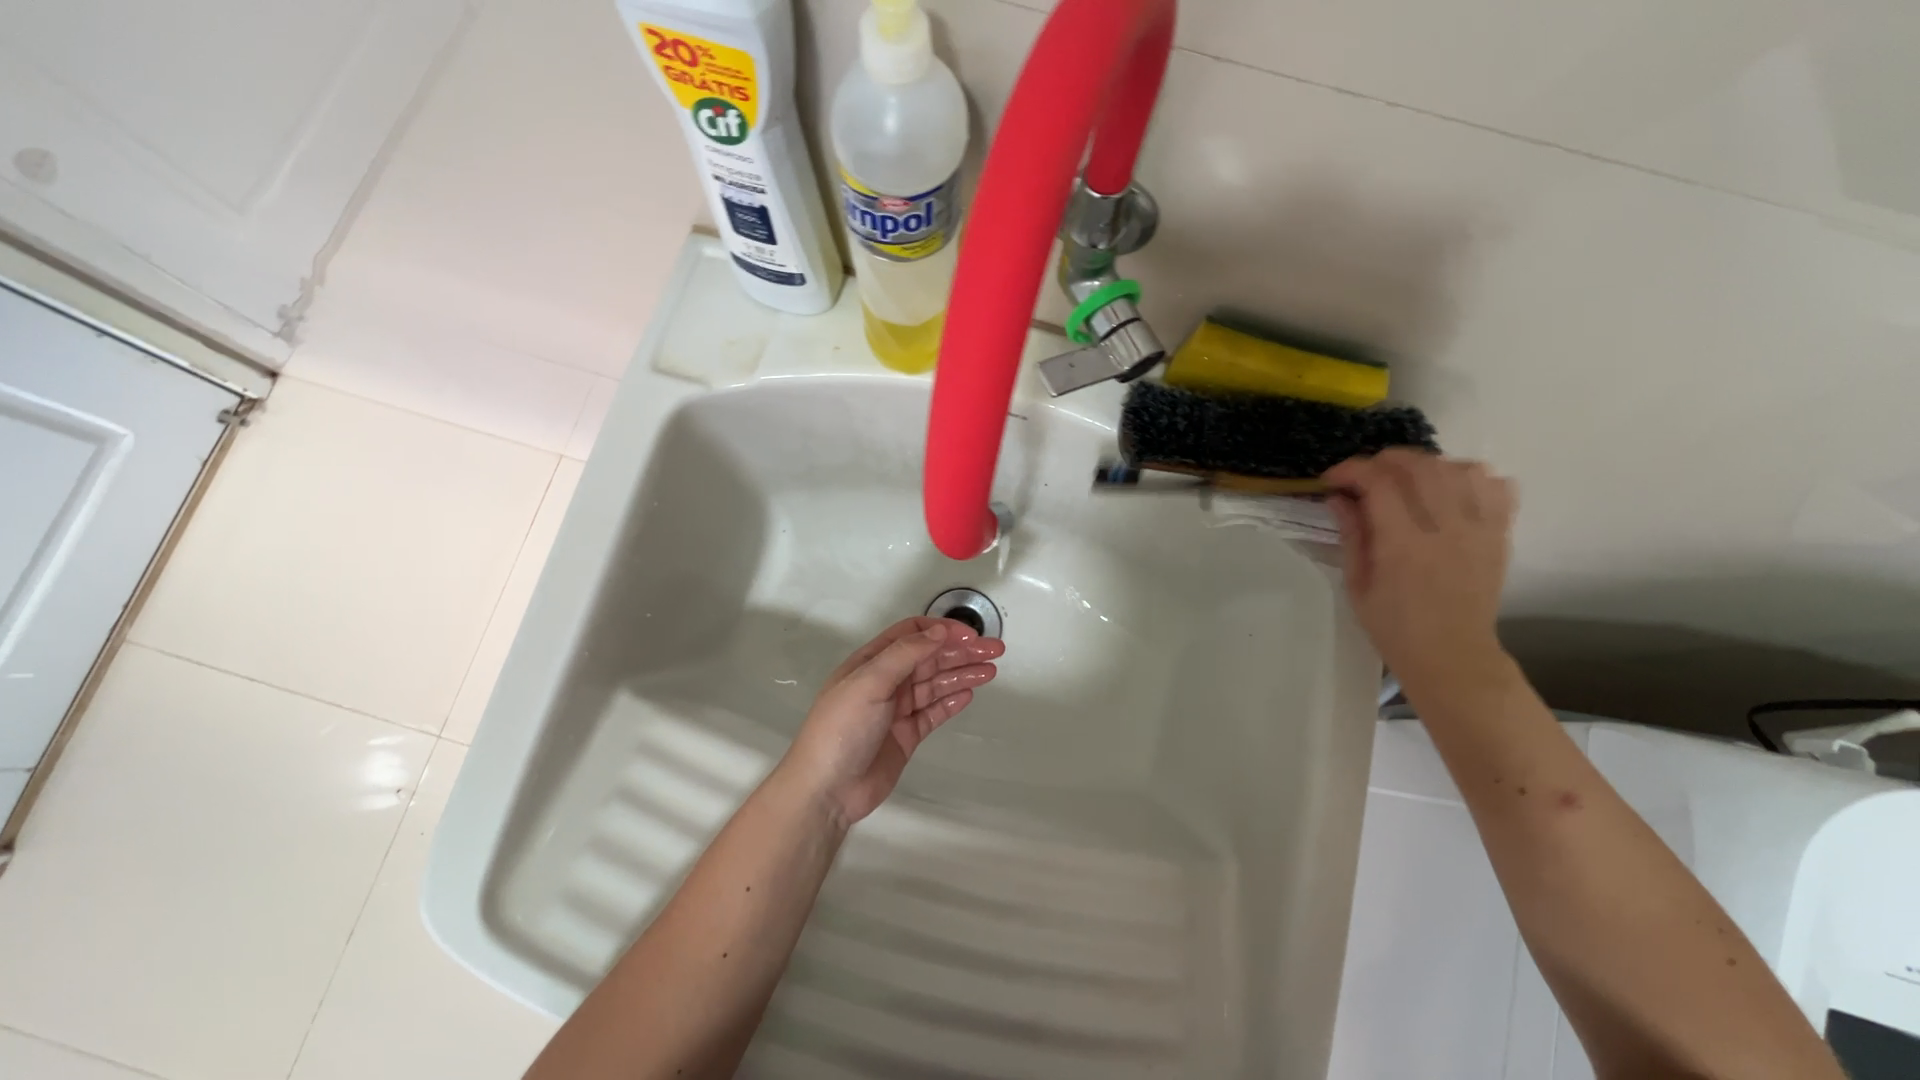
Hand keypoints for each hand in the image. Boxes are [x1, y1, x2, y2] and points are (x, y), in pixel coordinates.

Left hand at [777, 617, 1003, 827]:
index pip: (912, 635)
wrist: (827, 789)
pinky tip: (969, 694)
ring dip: (962, 674)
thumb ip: (905, 655)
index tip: (970, 635)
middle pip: (930, 658)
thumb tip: (938, 632)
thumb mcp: (869, 683)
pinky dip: (951, 702)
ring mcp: (896, 710)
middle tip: (994, 650)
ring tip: (990, 670)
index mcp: (871, 663)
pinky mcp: (906, 736)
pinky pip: (933, 713)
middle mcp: (885, 682)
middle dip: (961, 652)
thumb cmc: (840, 730)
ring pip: (936, 685)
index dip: (942, 631)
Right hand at [1324, 449, 1515, 682]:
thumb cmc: (1395, 627)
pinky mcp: (1500, 534)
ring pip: (1459, 468)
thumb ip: (1352, 535)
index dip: (1352, 470)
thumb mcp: (1358, 585)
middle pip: (1420, 466)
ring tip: (1407, 480)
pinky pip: (1496, 485)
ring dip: (1426, 464)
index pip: (1379, 483)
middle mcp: (1446, 529)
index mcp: (1404, 546)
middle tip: (1365, 476)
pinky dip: (1471, 475)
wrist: (1452, 656)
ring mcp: (1480, 529)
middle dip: (1385, 460)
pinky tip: (1450, 488)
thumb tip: (1339, 497)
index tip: (1334, 479)